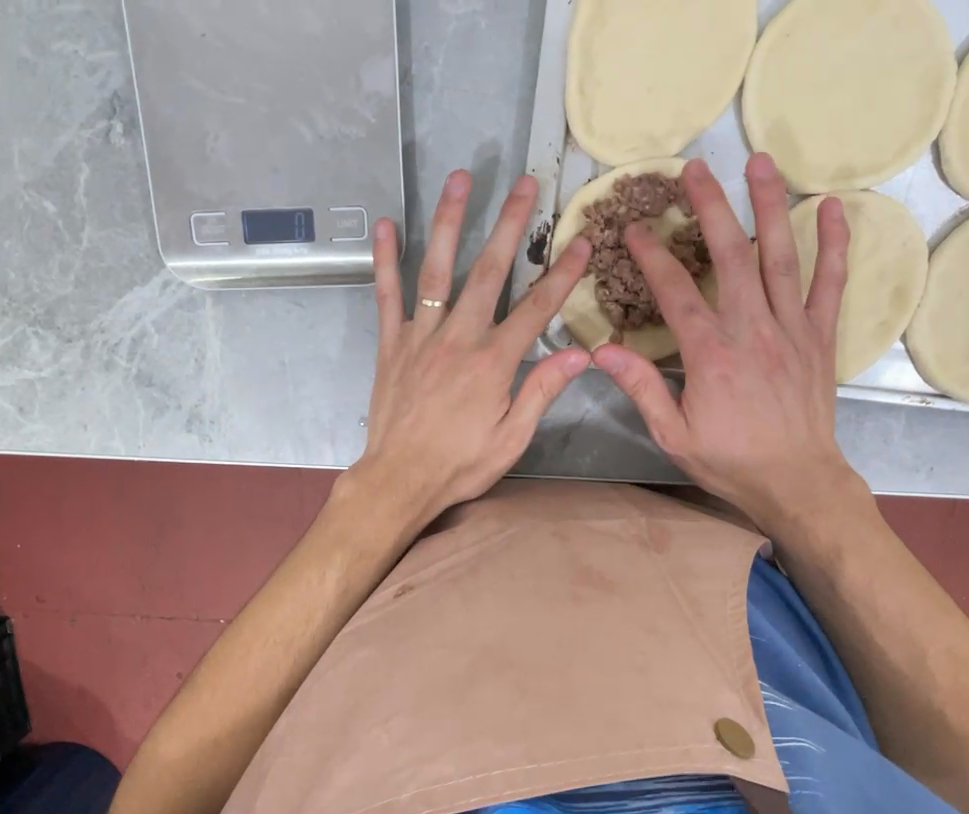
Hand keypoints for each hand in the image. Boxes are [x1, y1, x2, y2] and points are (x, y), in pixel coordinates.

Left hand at [350, 170, 593, 526]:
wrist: (400, 480)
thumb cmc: (461, 465)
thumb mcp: (513, 438)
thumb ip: (542, 392)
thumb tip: (581, 354)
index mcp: (494, 363)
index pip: (536, 309)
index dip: (562, 274)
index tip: (582, 242)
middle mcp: (459, 338)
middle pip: (489, 271)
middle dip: (510, 224)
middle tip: (526, 184)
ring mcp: (421, 337)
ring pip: (438, 269)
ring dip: (450, 221)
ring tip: (461, 179)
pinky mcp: (392, 345)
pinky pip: (388, 296)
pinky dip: (386, 260)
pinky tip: (386, 225)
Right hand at [592, 154, 866, 534]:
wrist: (795, 481)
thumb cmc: (729, 461)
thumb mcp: (672, 434)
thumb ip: (641, 388)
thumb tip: (601, 352)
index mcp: (710, 354)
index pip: (675, 291)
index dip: (653, 255)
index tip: (635, 229)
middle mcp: (751, 329)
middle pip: (730, 254)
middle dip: (710, 207)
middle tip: (695, 169)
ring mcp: (791, 328)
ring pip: (780, 255)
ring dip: (769, 205)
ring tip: (760, 163)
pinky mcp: (821, 336)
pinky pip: (830, 282)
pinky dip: (834, 243)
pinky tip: (833, 207)